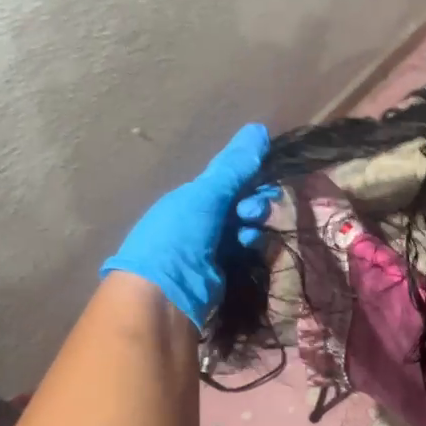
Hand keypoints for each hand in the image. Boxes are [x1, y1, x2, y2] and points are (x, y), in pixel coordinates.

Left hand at [101, 123, 279, 326]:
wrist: (163, 296)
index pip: (229, 182)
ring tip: (249, 237)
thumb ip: (234, 166)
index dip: (249, 179)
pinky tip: (251, 251)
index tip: (262, 185)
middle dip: (254, 205)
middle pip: (241, 206)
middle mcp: (200, 222)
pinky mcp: (223, 274)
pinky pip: (247, 253)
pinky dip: (253, 249)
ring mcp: (211, 249)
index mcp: (190, 200)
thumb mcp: (205, 195)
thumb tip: (259, 129)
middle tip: (254, 214)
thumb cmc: (178, 236)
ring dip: (255, 228)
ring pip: (247, 229)